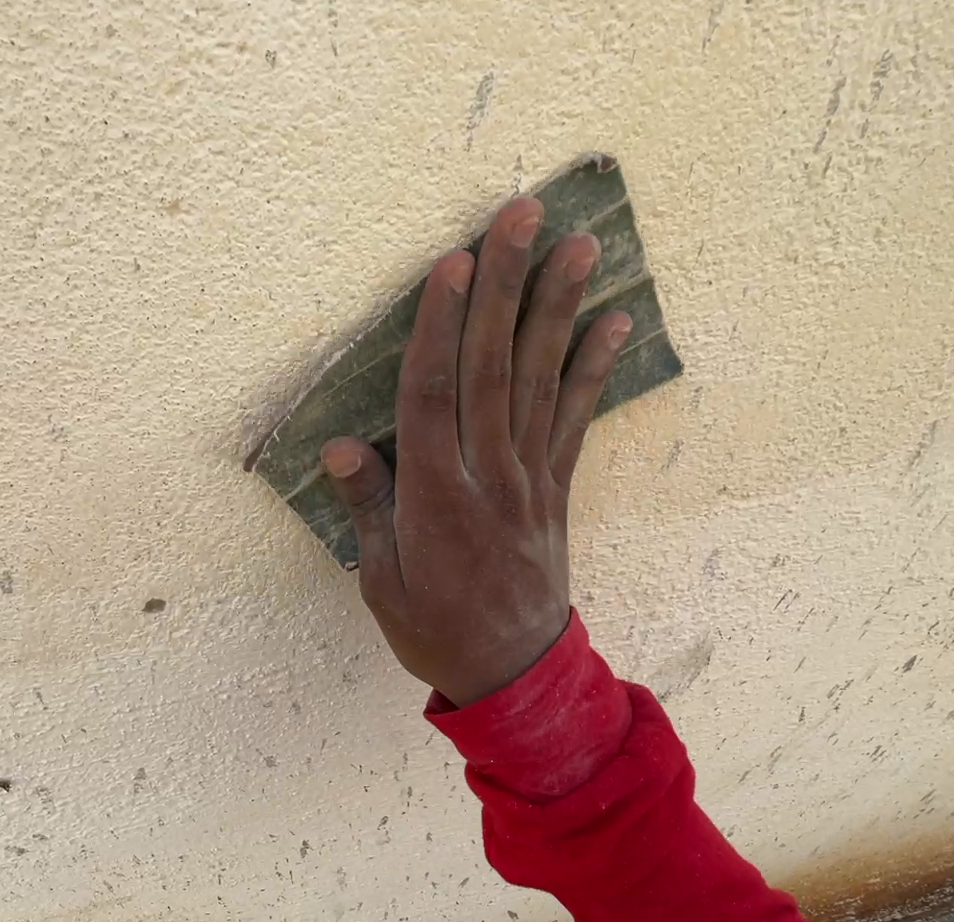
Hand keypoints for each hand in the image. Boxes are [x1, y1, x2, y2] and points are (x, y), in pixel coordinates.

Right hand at [321, 197, 631, 706]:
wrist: (514, 673)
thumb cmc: (433, 629)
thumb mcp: (380, 582)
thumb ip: (368, 508)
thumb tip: (338, 447)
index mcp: (434, 500)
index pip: (433, 397)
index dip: (440, 328)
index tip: (452, 263)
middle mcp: (487, 478)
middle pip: (494, 370)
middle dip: (505, 289)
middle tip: (521, 216)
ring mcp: (530, 480)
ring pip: (541, 383)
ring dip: (558, 311)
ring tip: (579, 246)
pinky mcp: (556, 488)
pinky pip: (577, 421)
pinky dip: (596, 369)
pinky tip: (615, 322)